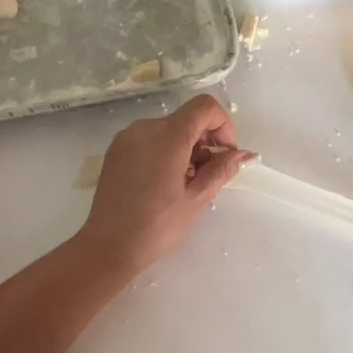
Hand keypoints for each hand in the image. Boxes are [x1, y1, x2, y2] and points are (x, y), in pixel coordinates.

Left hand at [75, 95, 255, 274]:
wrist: (108, 245)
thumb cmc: (157, 225)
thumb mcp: (196, 199)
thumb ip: (221, 169)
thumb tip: (243, 154)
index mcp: (168, 135)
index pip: (205, 107)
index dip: (223, 125)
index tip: (225, 154)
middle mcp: (144, 128)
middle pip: (185, 120)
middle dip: (204, 143)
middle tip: (206, 178)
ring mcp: (126, 138)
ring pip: (167, 131)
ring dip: (184, 150)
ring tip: (184, 185)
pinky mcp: (115, 151)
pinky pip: (148, 141)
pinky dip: (163, 153)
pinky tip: (162, 184)